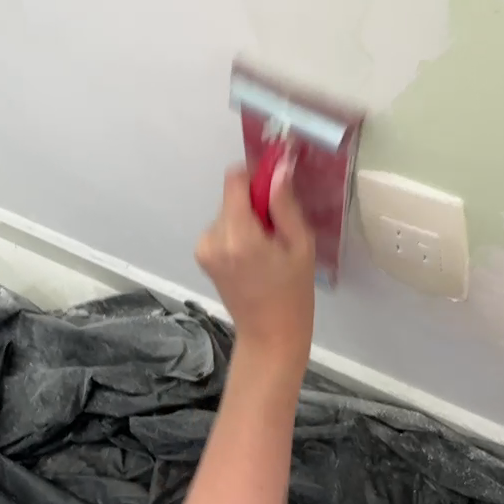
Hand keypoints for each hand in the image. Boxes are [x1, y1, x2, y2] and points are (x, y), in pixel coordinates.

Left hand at [195, 158, 314, 364]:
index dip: (256, 176)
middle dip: (255, 205)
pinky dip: (238, 233)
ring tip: (268, 248)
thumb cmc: (293, 292)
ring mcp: (203, 248)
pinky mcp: (202, 255)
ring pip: (228, 212)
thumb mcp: (300, 245)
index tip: (275, 189)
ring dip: (248, 220)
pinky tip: (254, 257)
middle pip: (232, 197)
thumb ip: (284, 204)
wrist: (270, 335)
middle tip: (278, 231)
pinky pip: (222, 228)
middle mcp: (212, 238)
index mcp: (238, 235)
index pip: (234, 179)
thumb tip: (278, 168)